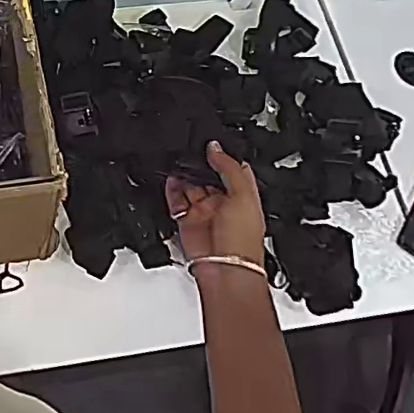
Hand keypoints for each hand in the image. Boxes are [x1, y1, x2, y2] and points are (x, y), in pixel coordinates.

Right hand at [165, 141, 265, 266]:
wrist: (225, 269)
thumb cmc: (242, 241)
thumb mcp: (243, 195)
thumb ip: (229, 168)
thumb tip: (215, 148)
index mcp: (242, 195)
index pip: (233, 169)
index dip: (223, 155)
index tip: (212, 142)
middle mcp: (223, 203)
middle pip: (208, 176)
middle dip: (200, 164)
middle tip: (191, 150)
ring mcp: (204, 212)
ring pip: (191, 187)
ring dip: (184, 174)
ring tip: (178, 161)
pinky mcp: (187, 221)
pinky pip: (176, 201)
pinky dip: (171, 189)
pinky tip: (170, 178)